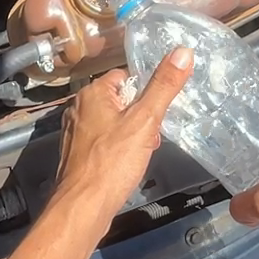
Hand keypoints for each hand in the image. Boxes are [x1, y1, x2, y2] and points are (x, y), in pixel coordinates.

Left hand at [54, 49, 192, 215]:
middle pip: (121, 101)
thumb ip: (163, 86)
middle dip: (140, 118)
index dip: (146, 93)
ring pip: (114, 123)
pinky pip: (105, 142)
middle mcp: (79, 108)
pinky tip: (126, 166)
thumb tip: (183, 52)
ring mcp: (75, 132)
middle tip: (150, 137)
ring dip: (132, 136)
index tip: (157, 112)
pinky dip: (118, 150)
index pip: (126, 77)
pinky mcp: (77, 154)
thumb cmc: (112, 162)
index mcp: (92, 93)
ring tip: (140, 153)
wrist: (83, 206)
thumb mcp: (145, 121)